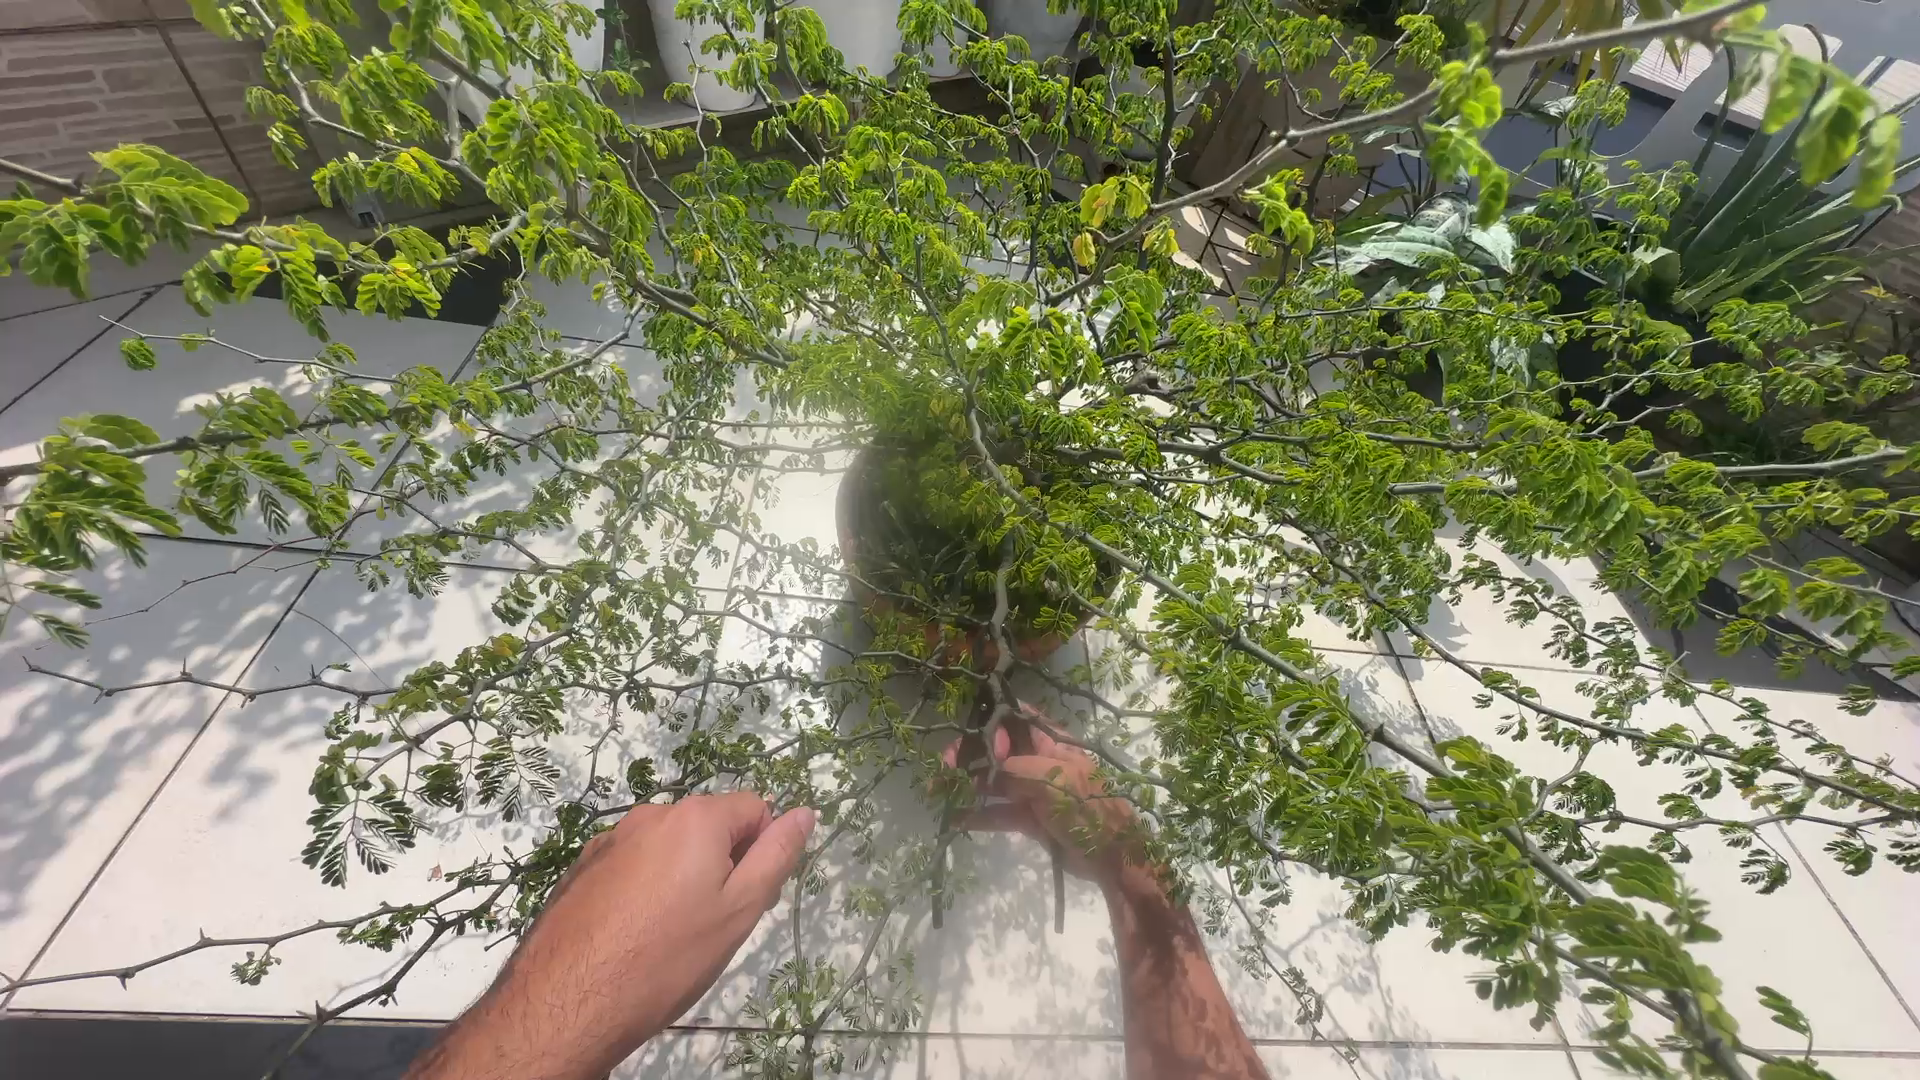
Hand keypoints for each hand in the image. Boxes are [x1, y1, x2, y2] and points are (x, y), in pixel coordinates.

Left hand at [408, 793, 815, 1079]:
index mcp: (697, 816)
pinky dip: (641, 888)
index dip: (759, 852)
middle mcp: (653, 813)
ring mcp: (610, 839)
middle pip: (710, 826)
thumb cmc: (666, 958)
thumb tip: (805, 812)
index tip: (741, 898)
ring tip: (665, 934)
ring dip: (680, 875)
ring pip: (669, 847)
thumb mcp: (740, 911)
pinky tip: (628, 934)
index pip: (755, 808)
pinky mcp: (580, 868)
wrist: (562, 1008)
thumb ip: (777, 855)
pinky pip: (631, 864)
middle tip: (708, 922)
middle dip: (719, 863)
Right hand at [945, 708, 1155, 894]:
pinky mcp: (1029, 818)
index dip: (991, 724)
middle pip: (997, 750)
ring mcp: (1033, 790)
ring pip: (993, 782)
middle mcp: (1039, 761)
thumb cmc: (1088, 807)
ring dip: (966, 785)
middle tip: (943, 768)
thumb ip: (1014, 769)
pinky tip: (954, 818)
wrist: (1113, 857)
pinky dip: (976, 814)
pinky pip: (998, 812)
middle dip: (969, 756)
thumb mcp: (1052, 779)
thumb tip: (982, 768)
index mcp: (1051, 742)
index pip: (1015, 719)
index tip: (970, 739)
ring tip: (937, 792)